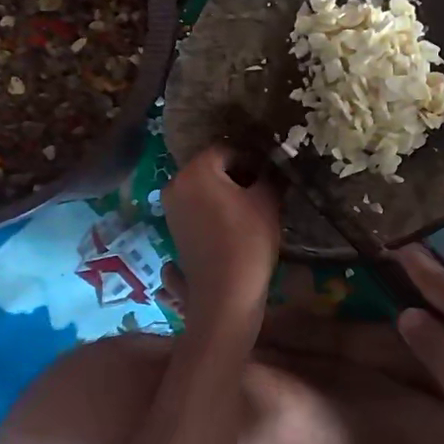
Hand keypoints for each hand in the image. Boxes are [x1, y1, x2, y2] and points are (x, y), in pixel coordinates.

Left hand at [161, 147, 280, 318]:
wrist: (224, 293)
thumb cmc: (247, 241)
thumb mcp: (267, 202)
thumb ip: (269, 176)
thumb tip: (271, 166)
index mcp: (196, 170)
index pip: (227, 150)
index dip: (252, 159)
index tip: (271, 174)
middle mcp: (176, 183)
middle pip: (211, 167)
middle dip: (237, 173)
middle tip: (263, 189)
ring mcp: (171, 207)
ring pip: (203, 186)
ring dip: (226, 191)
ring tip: (251, 207)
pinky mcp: (174, 228)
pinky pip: (196, 205)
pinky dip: (214, 207)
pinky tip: (234, 222)